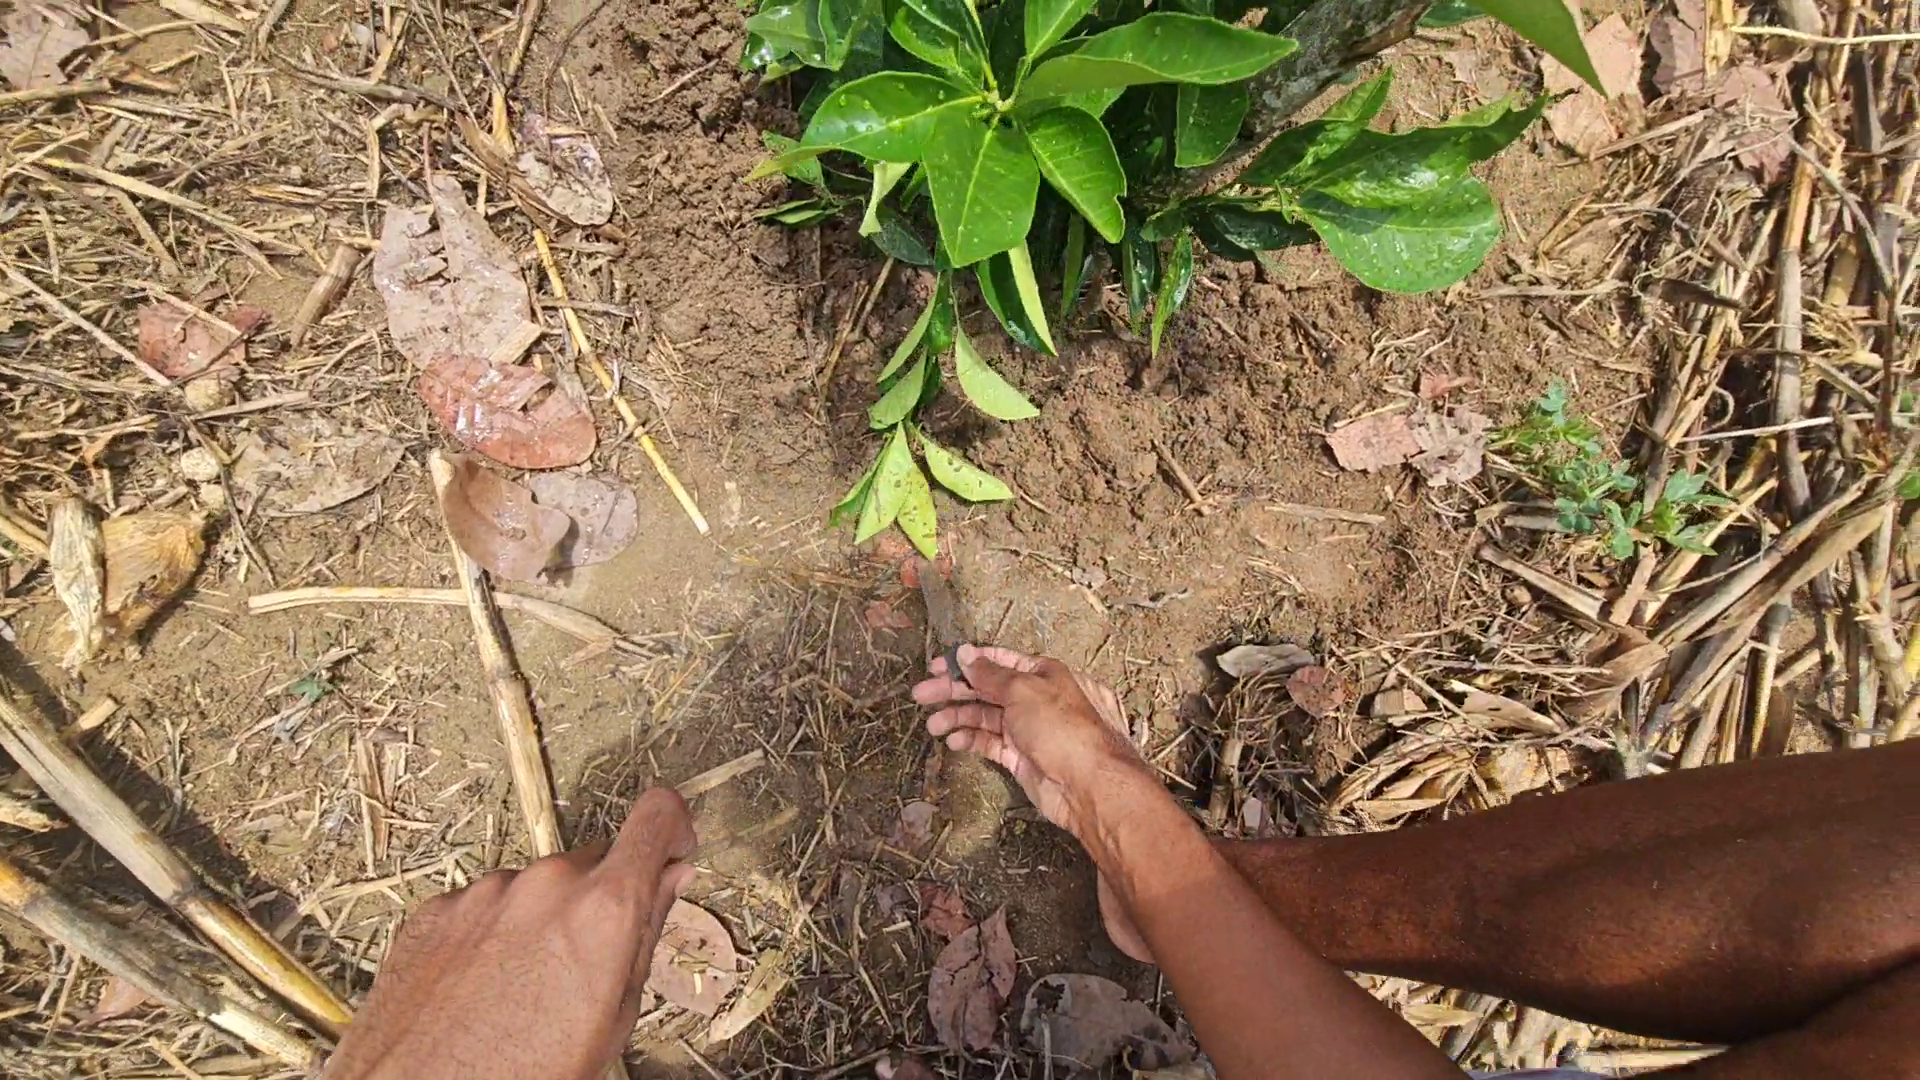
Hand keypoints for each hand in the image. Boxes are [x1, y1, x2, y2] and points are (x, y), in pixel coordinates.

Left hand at [320, 789, 695, 1079]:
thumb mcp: (613, 1021)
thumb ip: (647, 932)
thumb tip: (671, 878)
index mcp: (604, 907)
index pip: (658, 815)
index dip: (674, 827)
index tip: (670, 851)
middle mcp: (547, 883)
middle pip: (596, 860)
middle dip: (601, 896)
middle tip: (584, 961)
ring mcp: (485, 894)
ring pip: (540, 885)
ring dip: (543, 917)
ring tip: (519, 989)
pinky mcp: (434, 911)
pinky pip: (486, 903)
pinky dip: (493, 933)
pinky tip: (478, 989)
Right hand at [914, 645, 1148, 839]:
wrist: (1089, 784)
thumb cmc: (1062, 728)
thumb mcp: (1023, 690)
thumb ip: (990, 674)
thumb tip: (966, 654)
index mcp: (1040, 673)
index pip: (996, 661)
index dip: (965, 662)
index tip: (935, 666)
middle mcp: (1033, 697)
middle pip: (986, 688)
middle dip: (953, 690)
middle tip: (921, 695)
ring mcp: (1026, 728)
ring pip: (984, 716)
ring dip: (957, 717)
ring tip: (932, 726)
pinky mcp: (1020, 756)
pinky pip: (989, 742)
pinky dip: (970, 739)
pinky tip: (953, 741)